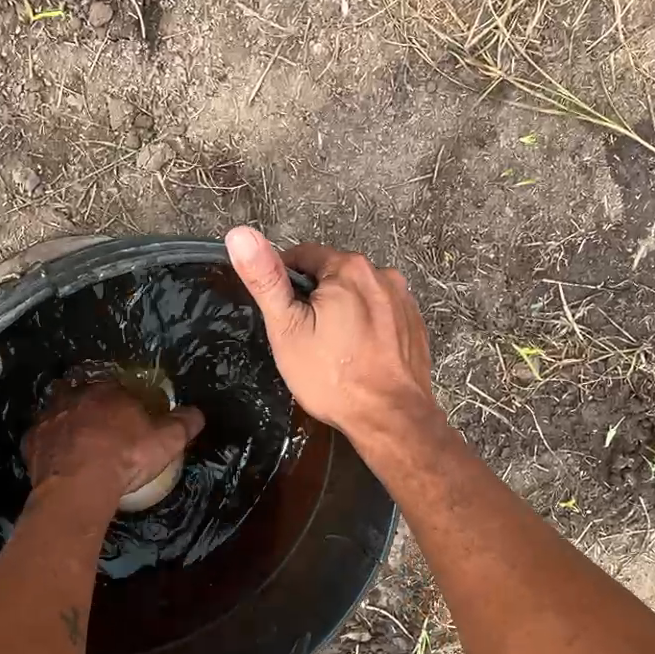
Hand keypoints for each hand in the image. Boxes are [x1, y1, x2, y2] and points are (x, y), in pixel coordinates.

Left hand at [21, 380, 204, 515]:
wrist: (79, 486)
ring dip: (65, 422)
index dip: (122, 401)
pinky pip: (40, 438)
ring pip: (57, 412)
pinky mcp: (31, 440)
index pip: (116, 387)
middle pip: (83, 393)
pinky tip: (56, 460)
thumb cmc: (125, 458)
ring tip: (76, 444)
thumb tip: (198, 413)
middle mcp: (75, 396)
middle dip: (89, 405)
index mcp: (108, 391)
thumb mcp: (166, 442)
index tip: (127, 417)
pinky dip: (48, 446)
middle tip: (99, 428)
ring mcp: (50, 417)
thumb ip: (183, 424)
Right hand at [224, 226, 438, 443]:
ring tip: (332, 350)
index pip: (303, 256)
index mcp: (348, 268)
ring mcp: (403, 300)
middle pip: (332, 275)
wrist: (391, 419)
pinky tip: (358, 356)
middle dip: (315, 299)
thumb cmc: (333, 376)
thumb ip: (265, 278)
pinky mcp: (414, 324)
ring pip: (358, 295)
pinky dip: (366, 328)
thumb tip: (240, 234)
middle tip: (304, 337)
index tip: (282, 314)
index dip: (284, 283)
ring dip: (342, 312)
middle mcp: (382, 274)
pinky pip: (380, 314)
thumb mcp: (287, 328)